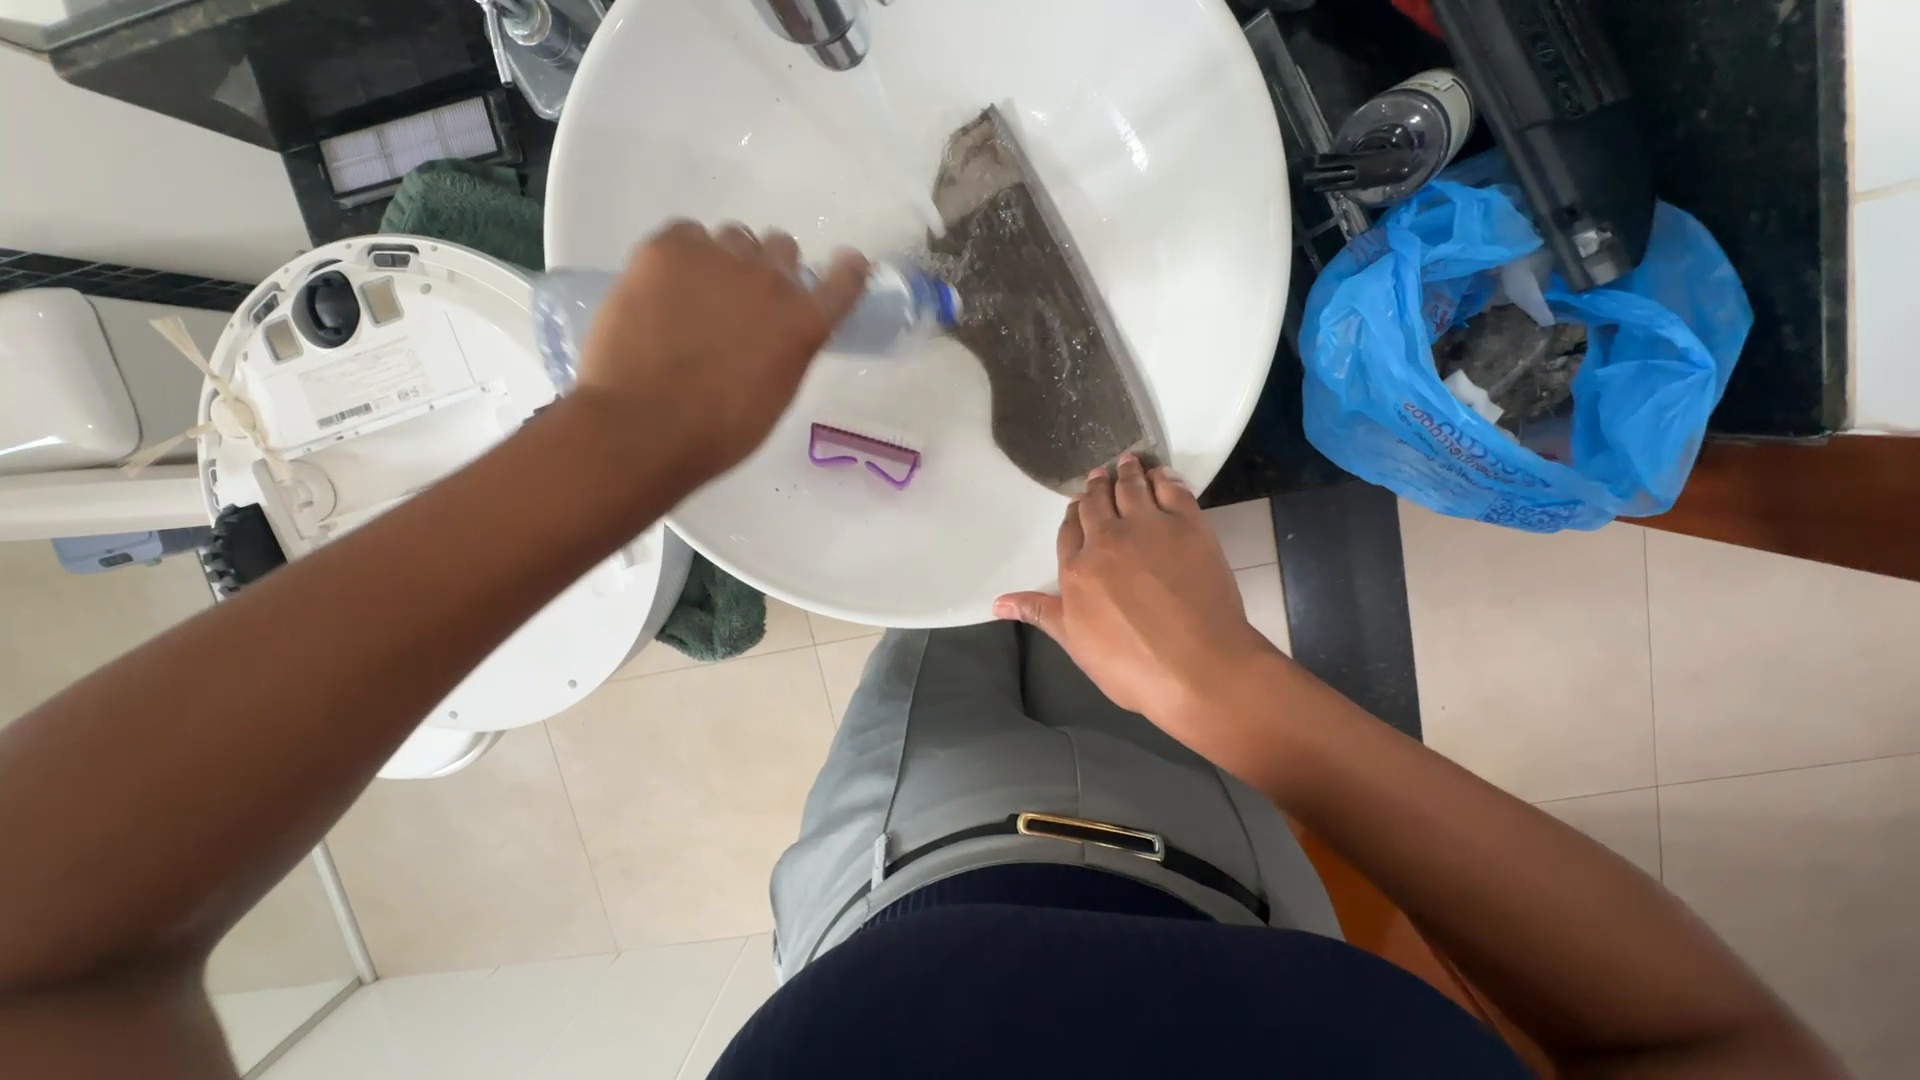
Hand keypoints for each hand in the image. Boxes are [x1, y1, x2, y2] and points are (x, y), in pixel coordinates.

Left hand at [573, 221, 868, 485]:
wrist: (642, 426)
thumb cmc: (716, 432)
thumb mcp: (775, 395)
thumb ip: (787, 350)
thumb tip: (776, 331)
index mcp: (804, 324)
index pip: (844, 279)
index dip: (844, 270)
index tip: (842, 265)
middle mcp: (771, 280)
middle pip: (781, 248)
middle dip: (767, 270)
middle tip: (740, 302)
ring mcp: (719, 258)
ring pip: (733, 238)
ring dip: (724, 261)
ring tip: (695, 298)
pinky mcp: (668, 249)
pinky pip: (686, 234)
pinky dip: (682, 257)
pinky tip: (663, 291)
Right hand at [995, 455, 1281, 741]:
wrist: (1197, 667)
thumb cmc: (1132, 667)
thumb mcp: (1077, 644)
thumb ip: (1041, 613)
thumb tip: (998, 603)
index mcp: (1077, 569)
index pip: (1069, 530)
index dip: (1073, 514)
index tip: (1077, 505)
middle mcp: (1107, 539)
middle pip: (1097, 504)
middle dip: (1096, 488)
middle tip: (1099, 475)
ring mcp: (1149, 527)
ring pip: (1132, 488)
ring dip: (1127, 473)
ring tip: (1127, 462)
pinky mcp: (1188, 525)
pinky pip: (1172, 489)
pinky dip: (1163, 478)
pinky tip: (1161, 475)